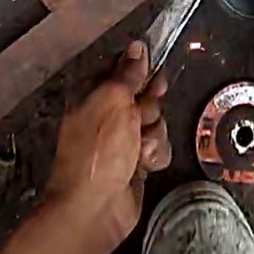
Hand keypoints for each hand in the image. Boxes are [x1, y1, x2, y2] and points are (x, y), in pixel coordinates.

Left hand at [44, 40, 171, 243]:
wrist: (94, 208)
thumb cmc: (100, 146)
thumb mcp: (114, 100)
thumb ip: (129, 72)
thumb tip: (138, 45)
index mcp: (94, 92)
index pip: (124, 68)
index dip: (140, 70)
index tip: (153, 75)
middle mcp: (108, 112)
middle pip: (145, 93)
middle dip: (149, 106)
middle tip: (141, 117)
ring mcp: (123, 138)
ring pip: (156, 120)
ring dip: (153, 134)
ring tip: (140, 149)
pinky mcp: (138, 161)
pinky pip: (159, 145)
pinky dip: (155, 154)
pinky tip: (145, 164)